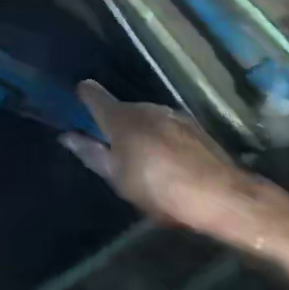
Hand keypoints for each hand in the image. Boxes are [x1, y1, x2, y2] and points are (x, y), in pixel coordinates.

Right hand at [64, 79, 272, 234]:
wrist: (221, 195)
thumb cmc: (159, 188)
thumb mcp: (117, 178)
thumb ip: (90, 153)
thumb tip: (67, 135)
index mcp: (121, 116)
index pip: (93, 93)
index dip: (82, 96)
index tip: (76, 105)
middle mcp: (145, 106)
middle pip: (120, 109)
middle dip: (113, 124)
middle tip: (111, 152)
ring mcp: (171, 113)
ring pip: (145, 117)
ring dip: (138, 132)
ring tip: (142, 162)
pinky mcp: (193, 124)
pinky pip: (165, 126)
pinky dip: (159, 138)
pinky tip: (167, 162)